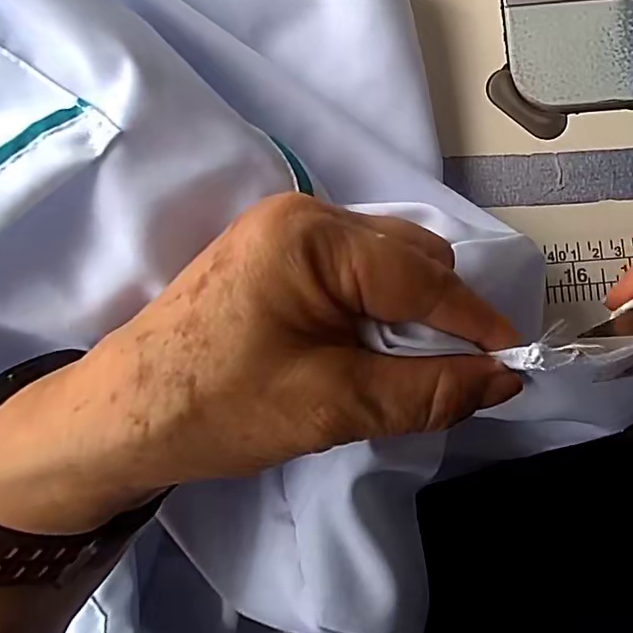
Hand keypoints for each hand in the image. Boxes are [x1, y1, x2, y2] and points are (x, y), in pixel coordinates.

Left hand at [0, 194, 522, 533]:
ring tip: (387, 371)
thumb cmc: (216, 407)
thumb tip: (503, 379)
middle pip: (409, 259)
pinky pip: (351, 273)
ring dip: (405, 316)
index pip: (422, 277)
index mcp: (313, 236)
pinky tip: (355, 352)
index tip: (513, 366)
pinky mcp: (271, 256)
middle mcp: (302, 215)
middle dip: (436, 319)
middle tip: (431, 381)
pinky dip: (372, 312)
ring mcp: (282, 232)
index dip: (475, 324)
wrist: (119, 417)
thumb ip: (426, 390)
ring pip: (384, 265)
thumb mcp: (332, 405)